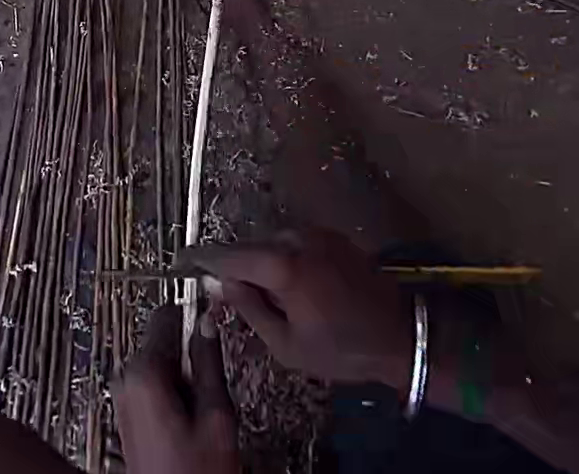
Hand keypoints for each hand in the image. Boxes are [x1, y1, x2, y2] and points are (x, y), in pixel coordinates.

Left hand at [116, 305, 238, 473]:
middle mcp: (126, 376)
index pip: (167, 314)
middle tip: (213, 383)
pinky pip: (154, 383)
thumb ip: (209, 360)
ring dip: (184, 374)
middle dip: (190, 351)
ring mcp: (124, 396)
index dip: (193, 311)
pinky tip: (190, 422)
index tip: (216, 316)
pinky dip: (174, 390)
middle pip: (164, 338)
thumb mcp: (215, 415)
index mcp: (144, 371)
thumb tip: (208, 317)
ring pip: (162, 361)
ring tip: (203, 409)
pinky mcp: (128, 413)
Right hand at [182, 230, 410, 388]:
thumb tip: (219, 283)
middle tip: (225, 293)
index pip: (227, 255)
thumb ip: (248, 309)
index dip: (200, 258)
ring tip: (265, 295)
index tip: (180, 260)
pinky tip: (289, 284)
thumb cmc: (341, 348)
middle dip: (232, 266)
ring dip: (257, 262)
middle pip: (247, 246)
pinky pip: (289, 241)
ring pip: (267, 242)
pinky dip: (279, 257)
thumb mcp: (286, 345)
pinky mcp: (326, 233)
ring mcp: (312, 231)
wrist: (398, 332)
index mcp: (281, 265)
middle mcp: (293, 237)